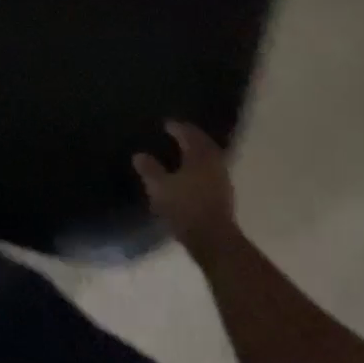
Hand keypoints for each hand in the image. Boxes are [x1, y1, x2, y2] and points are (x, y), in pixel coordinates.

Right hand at [133, 122, 239, 255]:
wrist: (212, 238)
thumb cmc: (184, 207)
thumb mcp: (159, 187)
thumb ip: (149, 169)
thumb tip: (139, 154)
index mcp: (200, 156)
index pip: (189, 135)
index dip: (178, 127)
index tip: (167, 124)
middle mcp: (215, 163)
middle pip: (204, 144)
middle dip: (192, 137)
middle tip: (179, 133)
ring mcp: (222, 179)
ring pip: (210, 158)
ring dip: (198, 152)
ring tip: (184, 152)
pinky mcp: (224, 195)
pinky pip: (212, 171)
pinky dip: (202, 166)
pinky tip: (192, 173)